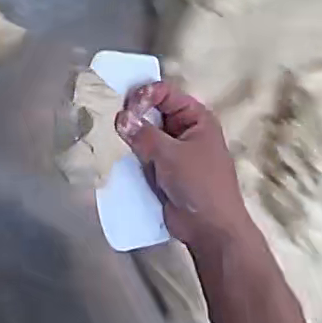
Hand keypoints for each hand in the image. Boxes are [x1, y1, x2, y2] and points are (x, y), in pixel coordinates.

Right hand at [116, 82, 254, 252]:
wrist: (210, 229)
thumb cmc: (199, 184)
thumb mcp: (171, 155)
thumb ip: (144, 134)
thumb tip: (121, 117)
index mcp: (196, 118)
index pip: (166, 93)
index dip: (145, 96)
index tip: (127, 108)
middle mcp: (184, 129)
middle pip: (154, 110)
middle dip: (134, 114)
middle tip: (114, 120)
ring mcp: (173, 149)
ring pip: (146, 132)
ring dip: (131, 134)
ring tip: (111, 135)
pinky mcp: (162, 168)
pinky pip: (143, 152)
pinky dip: (131, 151)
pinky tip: (115, 151)